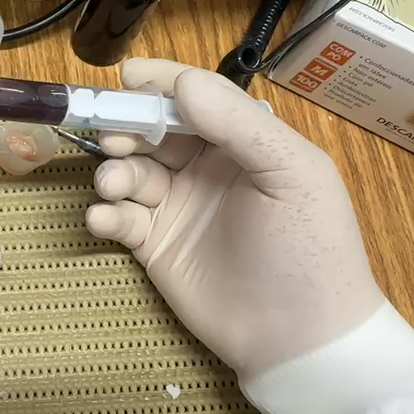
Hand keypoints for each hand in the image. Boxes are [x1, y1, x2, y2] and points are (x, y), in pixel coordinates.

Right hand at [84, 59, 384, 377]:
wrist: (298, 335)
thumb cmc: (308, 246)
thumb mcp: (291, 173)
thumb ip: (239, 123)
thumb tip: (181, 82)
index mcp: (243, 141)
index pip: (194, 98)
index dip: (159, 84)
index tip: (124, 78)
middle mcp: (204, 167)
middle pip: (150, 130)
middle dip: (126, 127)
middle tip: (114, 138)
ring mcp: (175, 205)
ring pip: (128, 170)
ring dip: (113, 172)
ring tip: (116, 188)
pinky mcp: (152, 243)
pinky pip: (118, 216)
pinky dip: (104, 212)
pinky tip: (104, 220)